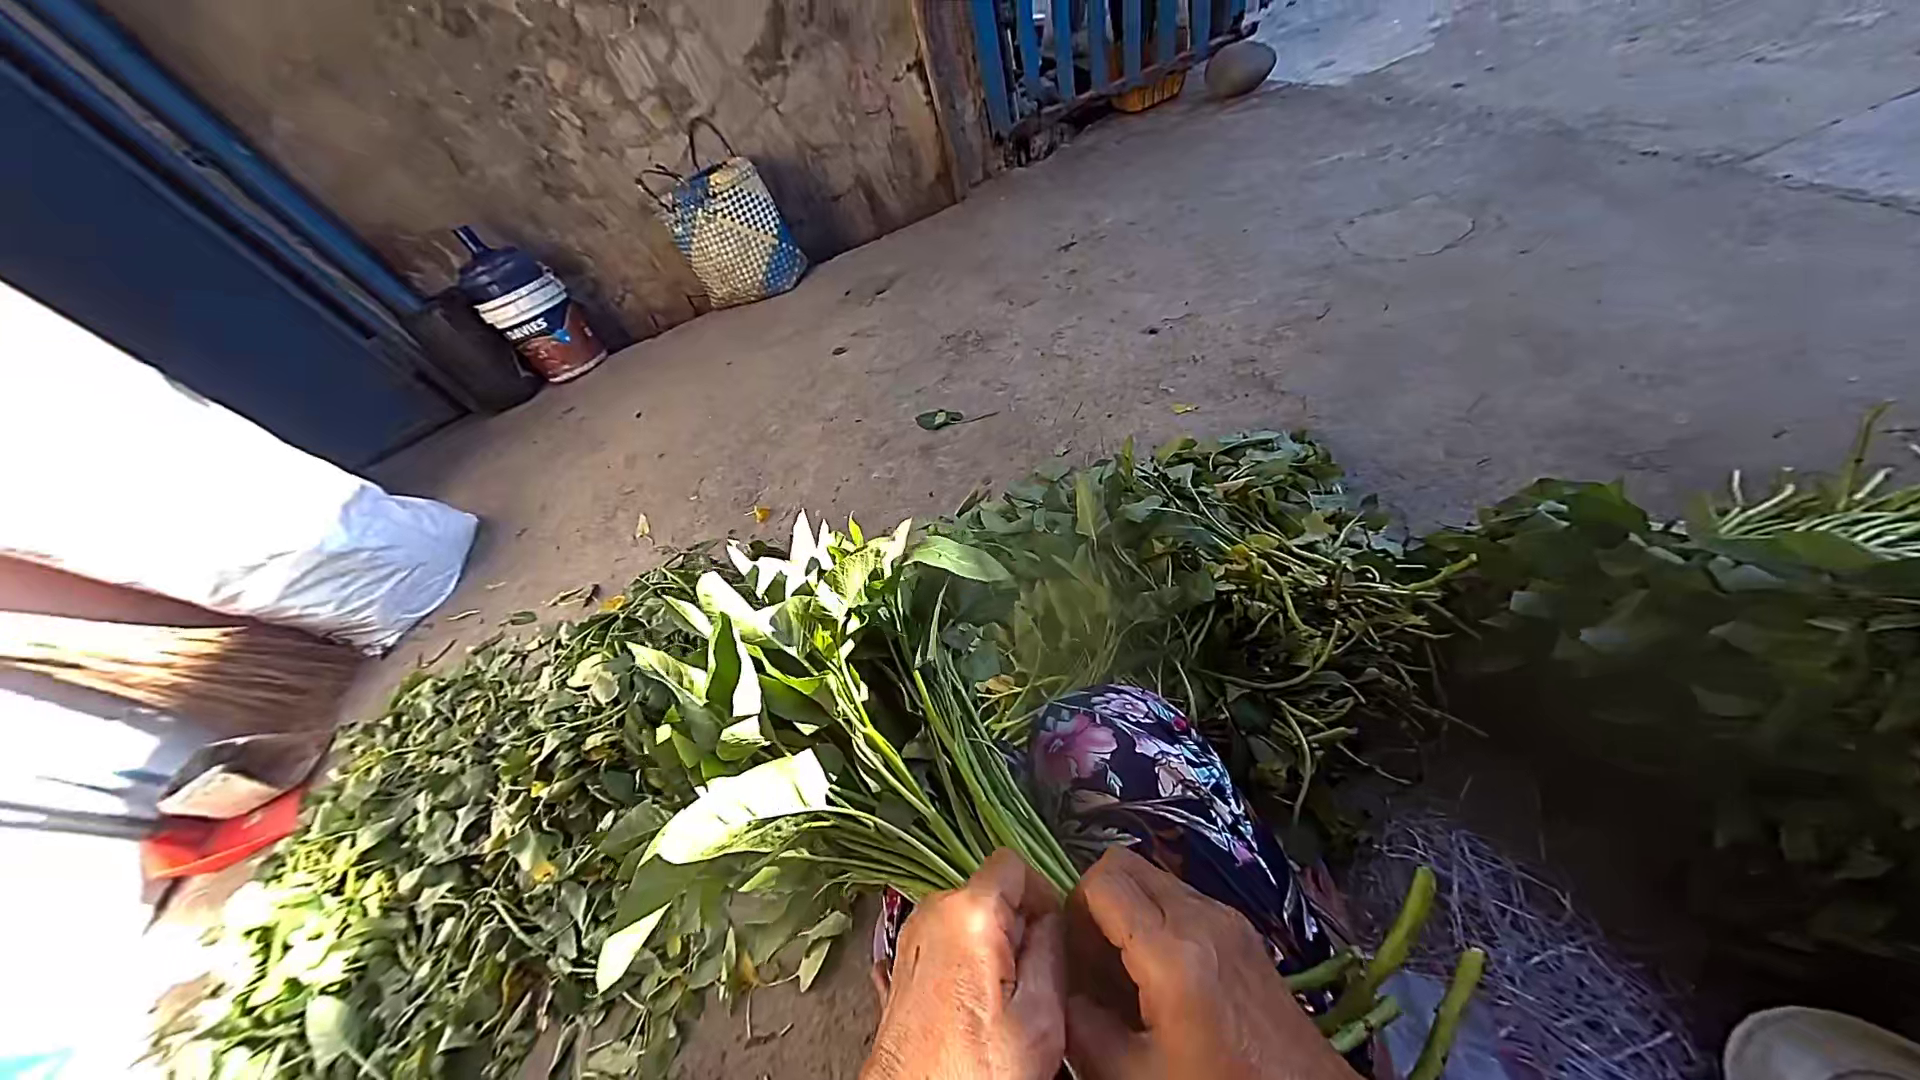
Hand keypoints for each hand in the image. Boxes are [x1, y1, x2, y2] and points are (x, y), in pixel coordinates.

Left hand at [861, 849, 1066, 1079]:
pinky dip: (969, 957)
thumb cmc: (971, 1074)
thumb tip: (1054, 921)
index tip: (1051, 932)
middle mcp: (933, 911)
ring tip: (1002, 1000)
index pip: (1013, 863)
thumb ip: (1052, 951)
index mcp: (967, 913)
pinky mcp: (906, 957)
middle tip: (1029, 980)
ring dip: (994, 945)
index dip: (1041, 894)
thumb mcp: (1040, 1017)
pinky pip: (951, 937)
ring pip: (972, 916)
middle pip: (992, 891)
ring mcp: (914, 933)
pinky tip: (976, 1002)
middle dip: (1018, 926)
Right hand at [1065, 847, 1359, 1079]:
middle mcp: (1201, 915)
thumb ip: (1081, 1026)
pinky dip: (1154, 916)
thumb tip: (1058, 987)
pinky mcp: (1240, 927)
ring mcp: (1225, 915)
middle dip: (1096, 899)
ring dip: (1125, 906)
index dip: (1075, 910)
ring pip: (1150, 875)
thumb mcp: (1135, 1079)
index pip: (1101, 881)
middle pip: (1123, 863)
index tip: (1076, 957)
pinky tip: (1160, 972)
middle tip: (1094, 956)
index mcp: (1174, 952)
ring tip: (1126, 968)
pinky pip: (1179, 896)